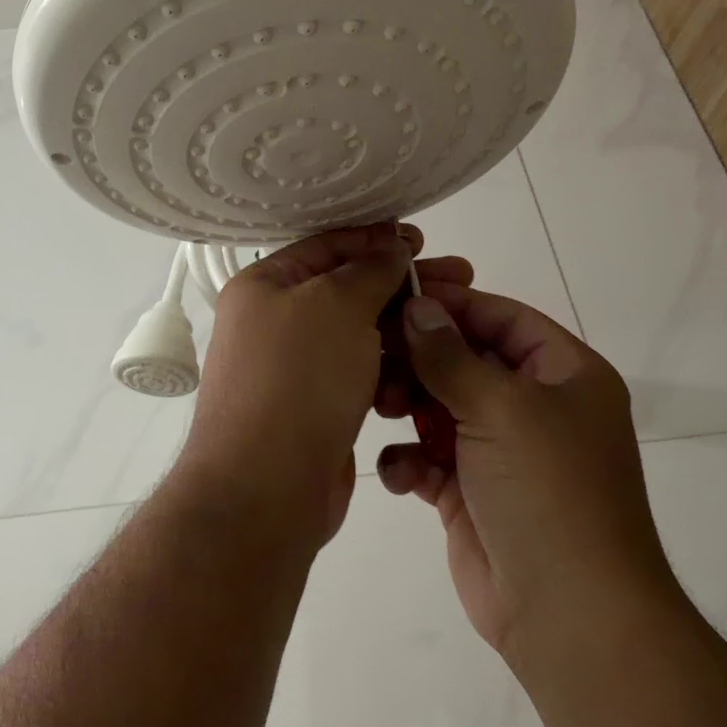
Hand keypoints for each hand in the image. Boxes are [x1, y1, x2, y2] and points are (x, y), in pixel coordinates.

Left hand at [183, 224, 472, 543]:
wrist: (266, 488)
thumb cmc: (298, 380)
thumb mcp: (336, 305)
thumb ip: (370, 269)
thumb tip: (390, 248)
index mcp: (264, 286)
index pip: (327, 245)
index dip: (376, 239)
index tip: (425, 242)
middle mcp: (274, 322)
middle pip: (348, 290)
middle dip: (403, 284)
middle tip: (462, 279)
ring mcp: (294, 370)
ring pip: (359, 336)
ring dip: (403, 330)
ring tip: (453, 326)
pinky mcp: (316, 408)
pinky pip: (360, 376)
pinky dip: (391, 370)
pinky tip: (425, 372)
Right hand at [375, 284, 671, 653]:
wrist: (568, 611)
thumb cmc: (548, 490)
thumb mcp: (503, 408)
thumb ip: (450, 355)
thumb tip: (417, 306)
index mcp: (564, 375)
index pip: (502, 318)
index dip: (452, 304)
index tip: (395, 295)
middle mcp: (534, 408)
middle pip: (465, 361)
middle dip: (420, 360)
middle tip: (374, 359)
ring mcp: (500, 453)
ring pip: (440, 408)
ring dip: (409, 407)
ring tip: (382, 410)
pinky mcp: (469, 494)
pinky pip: (429, 460)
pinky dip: (409, 462)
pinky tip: (400, 475)